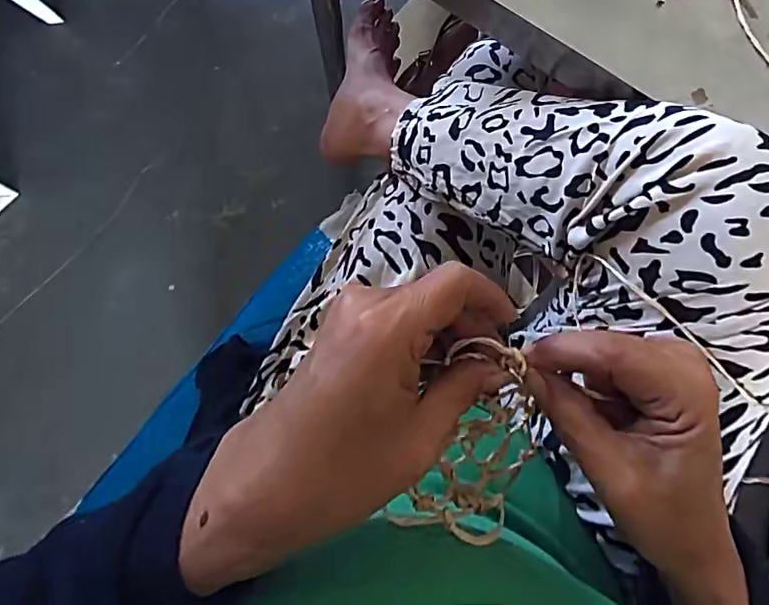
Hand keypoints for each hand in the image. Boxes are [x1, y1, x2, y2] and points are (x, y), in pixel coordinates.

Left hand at [179, 263, 517, 592]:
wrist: (258, 488)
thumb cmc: (341, 472)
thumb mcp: (419, 438)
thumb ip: (465, 388)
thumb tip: (497, 367)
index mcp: (388, 323)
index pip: (456, 280)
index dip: (492, 297)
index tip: (510, 331)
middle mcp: (367, 299)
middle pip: (438, 291)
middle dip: (470, 323)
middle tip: (489, 368)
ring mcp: (349, 307)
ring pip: (418, 302)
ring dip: (445, 331)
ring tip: (461, 376)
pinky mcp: (340, 322)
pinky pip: (394, 314)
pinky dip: (419, 334)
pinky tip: (427, 373)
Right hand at [526, 331, 746, 604]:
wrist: (696, 541)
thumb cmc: (665, 517)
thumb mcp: (611, 473)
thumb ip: (569, 415)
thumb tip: (528, 370)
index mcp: (684, 386)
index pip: (613, 351)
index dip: (563, 349)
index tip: (519, 358)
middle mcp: (683, 358)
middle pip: (608, 346)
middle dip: (569, 364)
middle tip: (532, 386)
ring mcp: (675, 359)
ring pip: (606, 351)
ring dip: (583, 378)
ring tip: (584, 419)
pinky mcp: (662, 366)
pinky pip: (613, 361)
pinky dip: (596, 384)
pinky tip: (602, 416)